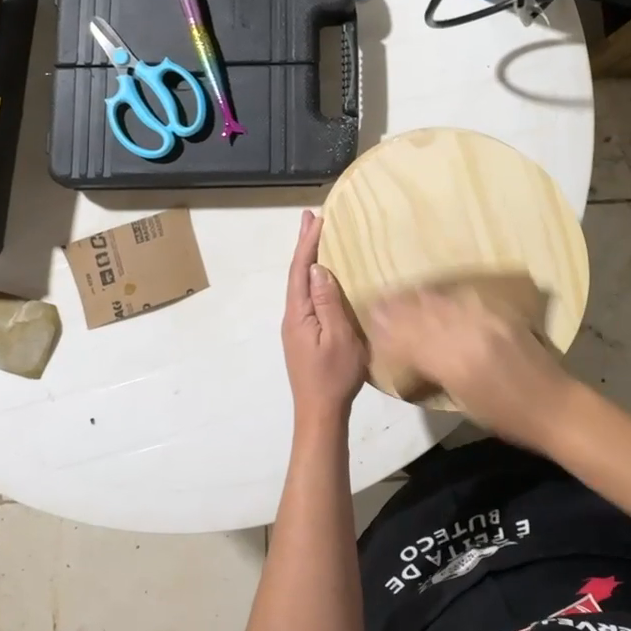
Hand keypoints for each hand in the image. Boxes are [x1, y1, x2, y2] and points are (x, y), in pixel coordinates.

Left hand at [281, 211, 366, 427]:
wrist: (320, 413)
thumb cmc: (334, 376)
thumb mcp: (339, 337)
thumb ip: (328, 302)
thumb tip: (318, 268)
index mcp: (298, 313)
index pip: (300, 270)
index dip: (307, 243)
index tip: (315, 218)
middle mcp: (292, 316)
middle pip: (296, 273)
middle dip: (303, 244)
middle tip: (309, 217)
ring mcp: (296, 327)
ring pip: (300, 285)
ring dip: (306, 259)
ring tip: (315, 238)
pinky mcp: (303, 336)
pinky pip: (305, 296)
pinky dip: (311, 277)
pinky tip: (320, 277)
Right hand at [366, 288, 579, 452]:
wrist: (554, 407)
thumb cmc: (506, 418)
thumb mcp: (462, 402)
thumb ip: (434, 374)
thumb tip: (410, 356)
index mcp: (455, 365)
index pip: (412, 341)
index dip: (389, 331)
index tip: (371, 323)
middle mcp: (467, 337)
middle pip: (423, 317)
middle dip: (397, 310)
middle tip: (377, 302)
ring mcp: (485, 321)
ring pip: (442, 304)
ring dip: (416, 298)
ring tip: (398, 294)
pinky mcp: (500, 315)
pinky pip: (464, 300)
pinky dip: (443, 297)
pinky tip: (433, 294)